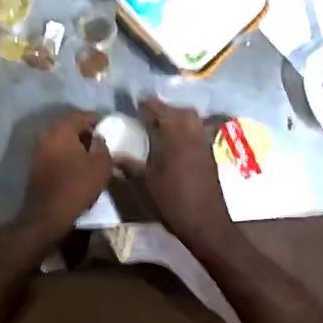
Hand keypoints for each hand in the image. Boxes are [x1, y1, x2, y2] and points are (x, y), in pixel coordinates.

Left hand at [13, 110, 110, 242]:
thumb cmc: (77, 185)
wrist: (47, 213)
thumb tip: (97, 137)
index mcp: (61, 130)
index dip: (95, 119)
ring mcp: (38, 150)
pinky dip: (65, 152)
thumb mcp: (100, 165)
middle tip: (98, 138)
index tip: (106, 124)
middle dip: (83, 129)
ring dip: (74, 142)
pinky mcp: (35, 164)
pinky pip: (54, 151)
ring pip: (59, 139)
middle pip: (67, 125)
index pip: (80, 116)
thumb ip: (101, 146)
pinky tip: (76, 162)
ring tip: (89, 151)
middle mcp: (46, 135)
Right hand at [140, 98, 234, 246]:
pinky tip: (174, 141)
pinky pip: (198, 132)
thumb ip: (129, 164)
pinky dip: (186, 130)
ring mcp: (204, 143)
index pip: (159, 110)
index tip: (135, 100)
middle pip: (180, 111)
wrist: (205, 222)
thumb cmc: (172, 199)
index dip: (147, 104)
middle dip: (165, 108)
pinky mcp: (210, 155)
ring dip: (178, 117)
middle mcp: (192, 132)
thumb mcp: (146, 181)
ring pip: (192, 120)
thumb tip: (112, 155)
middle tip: (148, 113)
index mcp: (174, 134)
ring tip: (161, 125)